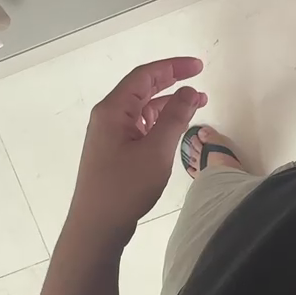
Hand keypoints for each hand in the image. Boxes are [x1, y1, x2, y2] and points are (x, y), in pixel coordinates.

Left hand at [61, 57, 206, 254]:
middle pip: (142, 88)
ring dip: (169, 103)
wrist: (96, 227)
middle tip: (199, 78)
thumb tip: (189, 91)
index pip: (145, 75)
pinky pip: (140, 125)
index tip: (199, 66)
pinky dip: (160, 121)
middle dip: (172, 81)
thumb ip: (175, 117)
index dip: (173, 67)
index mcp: (113, 109)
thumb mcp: (156, 150)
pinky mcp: (114, 151)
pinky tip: (176, 127)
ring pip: (142, 108)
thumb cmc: (125, 187)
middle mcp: (108, 116)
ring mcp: (110, 135)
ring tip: (197, 104)